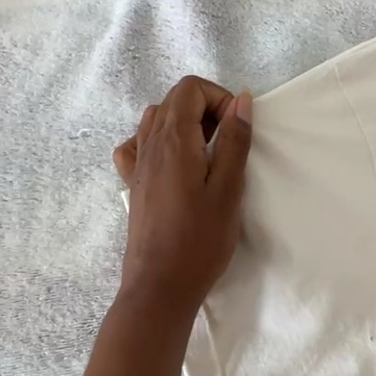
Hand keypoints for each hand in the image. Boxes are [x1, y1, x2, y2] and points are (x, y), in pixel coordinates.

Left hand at [111, 76, 253, 311]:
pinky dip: (157, 141)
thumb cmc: (200, 240)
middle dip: (206, 108)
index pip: (190, 88)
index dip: (219, 98)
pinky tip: (174, 163)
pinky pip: (137, 145)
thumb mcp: (228, 188)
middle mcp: (149, 145)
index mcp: (174, 140)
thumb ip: (234, 141)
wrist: (160, 287)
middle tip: (229, 142)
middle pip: (173, 99)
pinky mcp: (134, 185)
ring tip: (208, 153)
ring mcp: (137, 165)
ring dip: (185, 123)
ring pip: (155, 119)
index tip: (237, 128)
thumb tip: (241, 100)